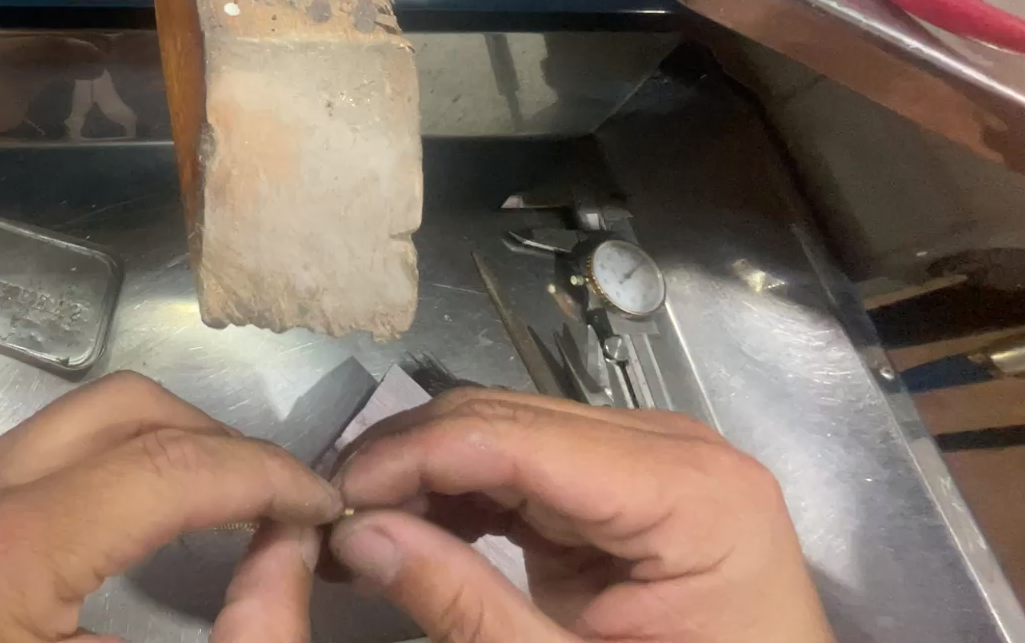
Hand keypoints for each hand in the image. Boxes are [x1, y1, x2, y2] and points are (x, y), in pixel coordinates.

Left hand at [0, 371, 343, 642]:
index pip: (158, 469)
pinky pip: (64, 434)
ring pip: (95, 409)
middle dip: (219, 444)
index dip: (256, 473)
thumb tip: (293, 536)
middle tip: (280, 496)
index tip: (318, 497)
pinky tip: (174, 493)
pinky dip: (133, 451)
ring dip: (180, 440)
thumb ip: (253, 636)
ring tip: (237, 493)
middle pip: (125, 410)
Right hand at [328, 389, 834, 642]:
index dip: (408, 457)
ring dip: (421, 470)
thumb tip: (352, 535)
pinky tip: (415, 520)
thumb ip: (465, 607)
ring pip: (491, 427)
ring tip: (365, 519)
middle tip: (337, 513)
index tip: (335, 499)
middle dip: (404, 461)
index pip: (507, 436)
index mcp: (689, 490)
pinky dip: (456, 487)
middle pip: (494, 418)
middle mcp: (666, 443)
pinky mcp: (617, 470)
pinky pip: (512, 457)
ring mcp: (642, 449)